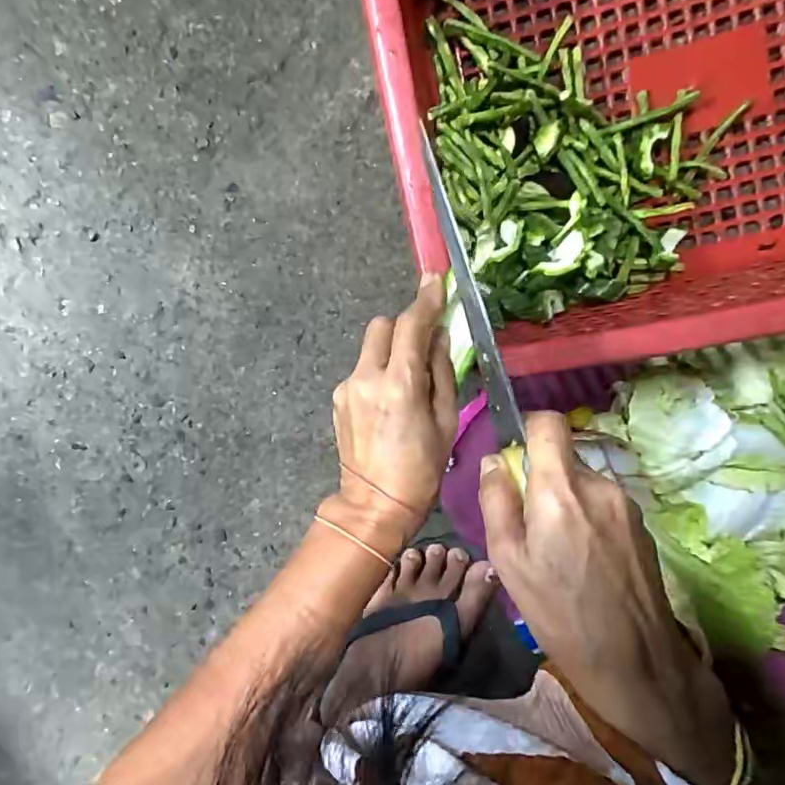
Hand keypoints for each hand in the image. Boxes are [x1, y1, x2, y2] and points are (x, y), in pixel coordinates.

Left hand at [328, 272, 458, 551]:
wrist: (374, 504)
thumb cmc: (422, 469)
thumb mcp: (446, 421)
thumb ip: (442, 373)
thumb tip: (439, 338)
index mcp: (399, 385)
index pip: (411, 326)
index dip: (425, 301)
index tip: (435, 281)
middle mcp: (366, 378)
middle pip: (383, 326)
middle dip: (405, 326)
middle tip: (425, 346)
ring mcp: (347, 388)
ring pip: (371, 347)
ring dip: (392, 351)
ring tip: (408, 384)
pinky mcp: (338, 399)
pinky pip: (363, 370)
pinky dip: (379, 372)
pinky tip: (390, 403)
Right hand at [478, 412, 737, 784]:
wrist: (634, 657)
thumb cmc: (559, 614)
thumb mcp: (509, 563)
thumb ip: (497, 502)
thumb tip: (494, 460)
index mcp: (561, 489)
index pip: (549, 423)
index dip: (528, 430)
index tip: (517, 461)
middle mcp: (599, 485)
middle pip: (565, 457)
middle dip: (544, 480)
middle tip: (532, 527)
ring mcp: (626, 503)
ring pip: (585, 483)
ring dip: (568, 502)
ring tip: (562, 552)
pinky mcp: (642, 523)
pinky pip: (606, 504)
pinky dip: (590, 518)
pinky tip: (588, 560)